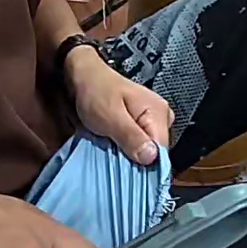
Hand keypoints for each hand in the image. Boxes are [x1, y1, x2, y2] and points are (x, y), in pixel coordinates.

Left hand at [64, 45, 171, 165]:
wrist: (84, 76)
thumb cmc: (95, 92)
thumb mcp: (110, 117)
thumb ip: (131, 137)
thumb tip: (152, 158)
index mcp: (158, 112)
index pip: (162, 151)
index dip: (146, 164)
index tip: (128, 170)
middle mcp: (161, 116)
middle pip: (156, 152)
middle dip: (136, 158)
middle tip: (114, 153)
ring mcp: (153, 120)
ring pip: (147, 150)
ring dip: (131, 154)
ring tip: (113, 147)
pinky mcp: (143, 124)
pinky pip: (140, 144)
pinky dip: (128, 148)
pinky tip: (116, 145)